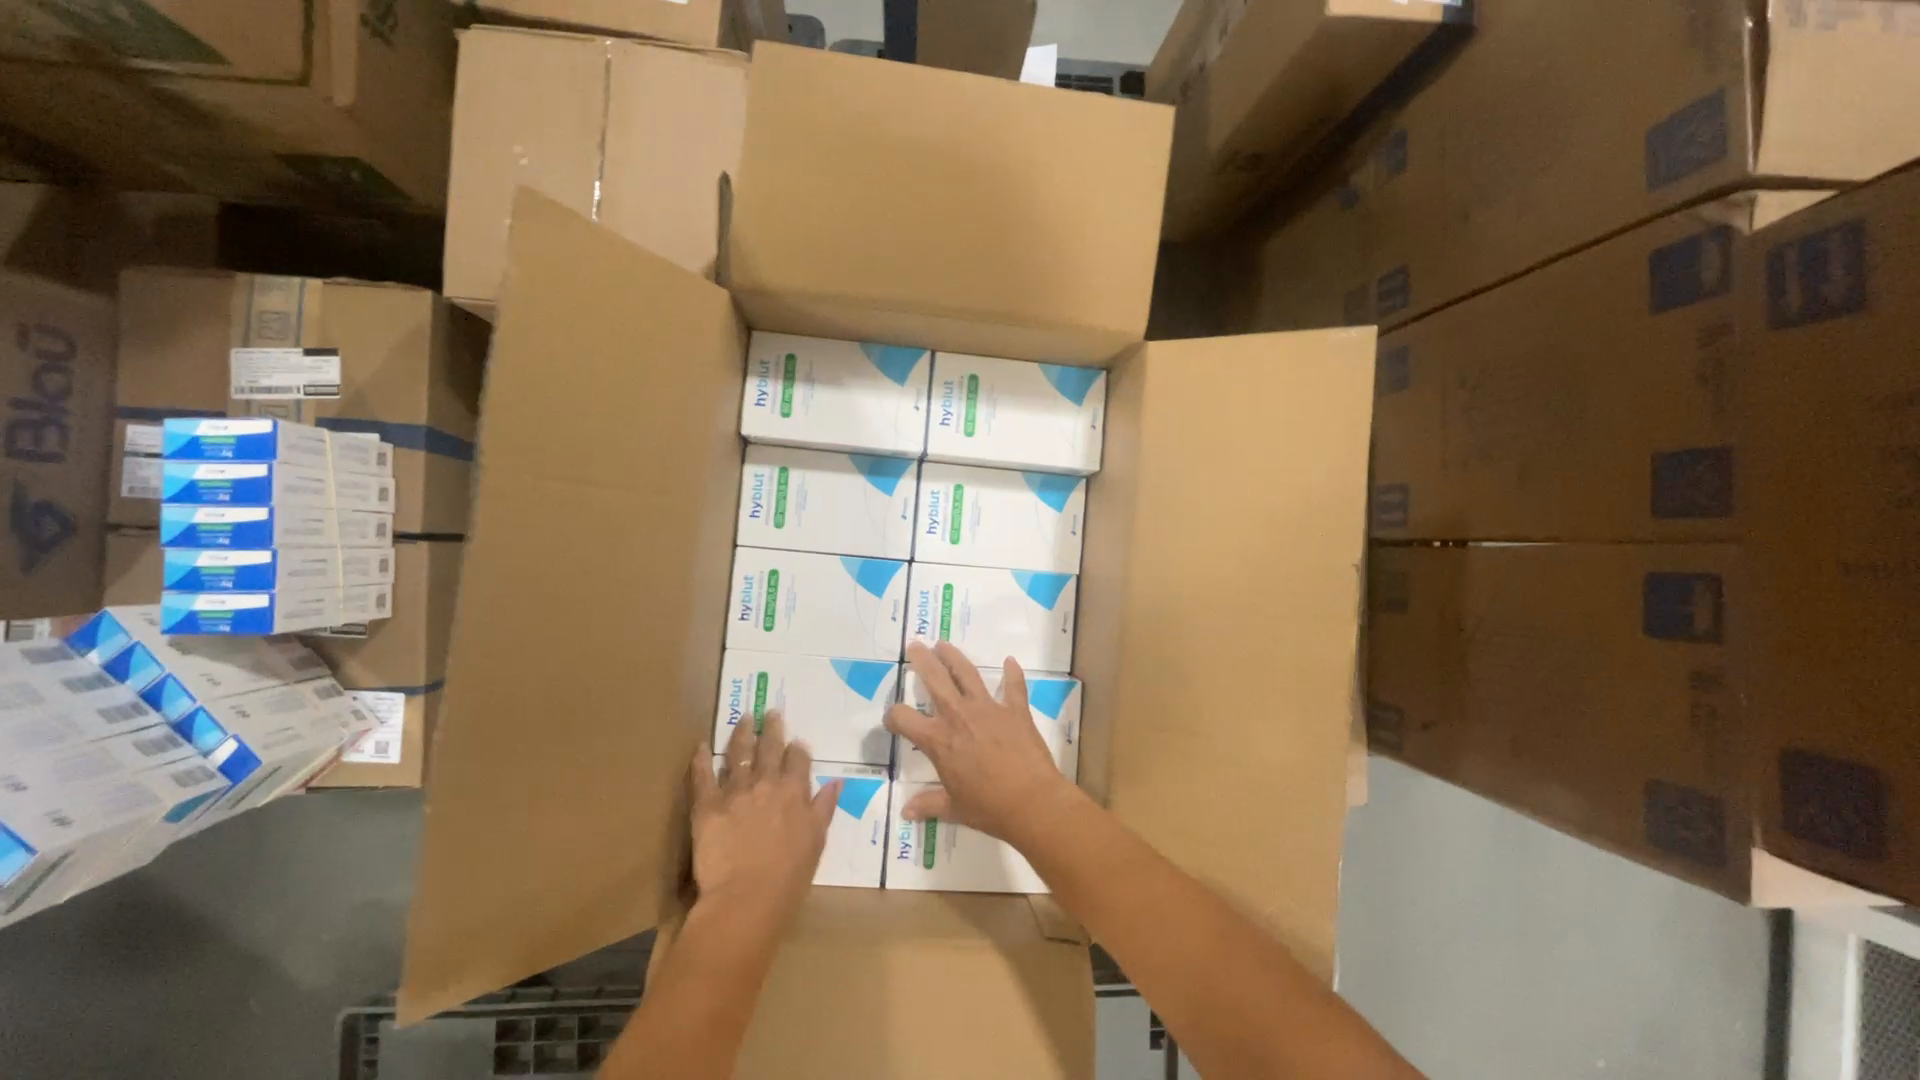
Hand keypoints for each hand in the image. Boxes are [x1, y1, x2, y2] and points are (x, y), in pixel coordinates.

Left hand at [688, 710, 839, 918]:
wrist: (746, 898)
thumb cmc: (789, 878)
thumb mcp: (816, 842)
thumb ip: (824, 809)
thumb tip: (835, 782)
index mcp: (795, 793)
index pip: (799, 760)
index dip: (798, 749)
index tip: (796, 742)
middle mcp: (766, 784)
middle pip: (769, 748)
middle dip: (771, 728)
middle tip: (771, 712)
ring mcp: (734, 792)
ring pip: (738, 753)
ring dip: (741, 733)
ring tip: (744, 718)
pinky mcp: (706, 805)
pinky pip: (702, 775)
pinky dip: (701, 758)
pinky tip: (701, 746)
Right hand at [883, 641, 1079, 842]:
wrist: (1031, 801)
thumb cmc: (988, 807)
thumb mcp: (953, 808)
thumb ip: (929, 804)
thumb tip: (906, 812)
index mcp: (938, 740)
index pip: (903, 718)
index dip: (893, 716)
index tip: (893, 719)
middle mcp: (958, 716)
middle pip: (935, 679)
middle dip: (922, 660)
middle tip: (915, 646)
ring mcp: (989, 709)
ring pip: (967, 674)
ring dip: (954, 656)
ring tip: (944, 645)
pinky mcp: (1015, 710)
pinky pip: (1014, 686)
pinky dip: (1013, 673)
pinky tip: (1010, 661)